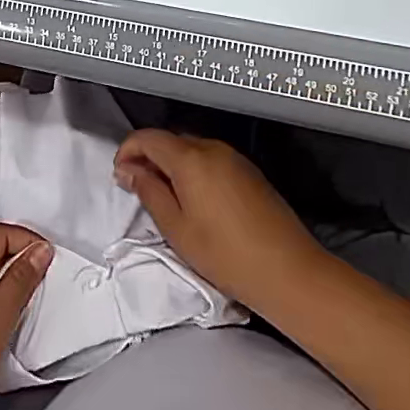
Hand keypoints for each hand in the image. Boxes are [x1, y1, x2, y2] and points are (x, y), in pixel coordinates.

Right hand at [115, 129, 326, 309]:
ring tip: (165, 197)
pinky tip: (195, 200)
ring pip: (191, 149)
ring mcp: (235, 158)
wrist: (290, 272)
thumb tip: (129, 171)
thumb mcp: (176, 228)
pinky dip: (194, 170)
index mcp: (191, 158)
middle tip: (138, 188)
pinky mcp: (249, 172)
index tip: (120, 174)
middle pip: (170, 140)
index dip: (128, 151)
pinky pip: (211, 160)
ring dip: (172, 164)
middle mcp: (213, 149)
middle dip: (149, 157)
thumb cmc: (226, 255)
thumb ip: (149, 192)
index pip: (148, 137)